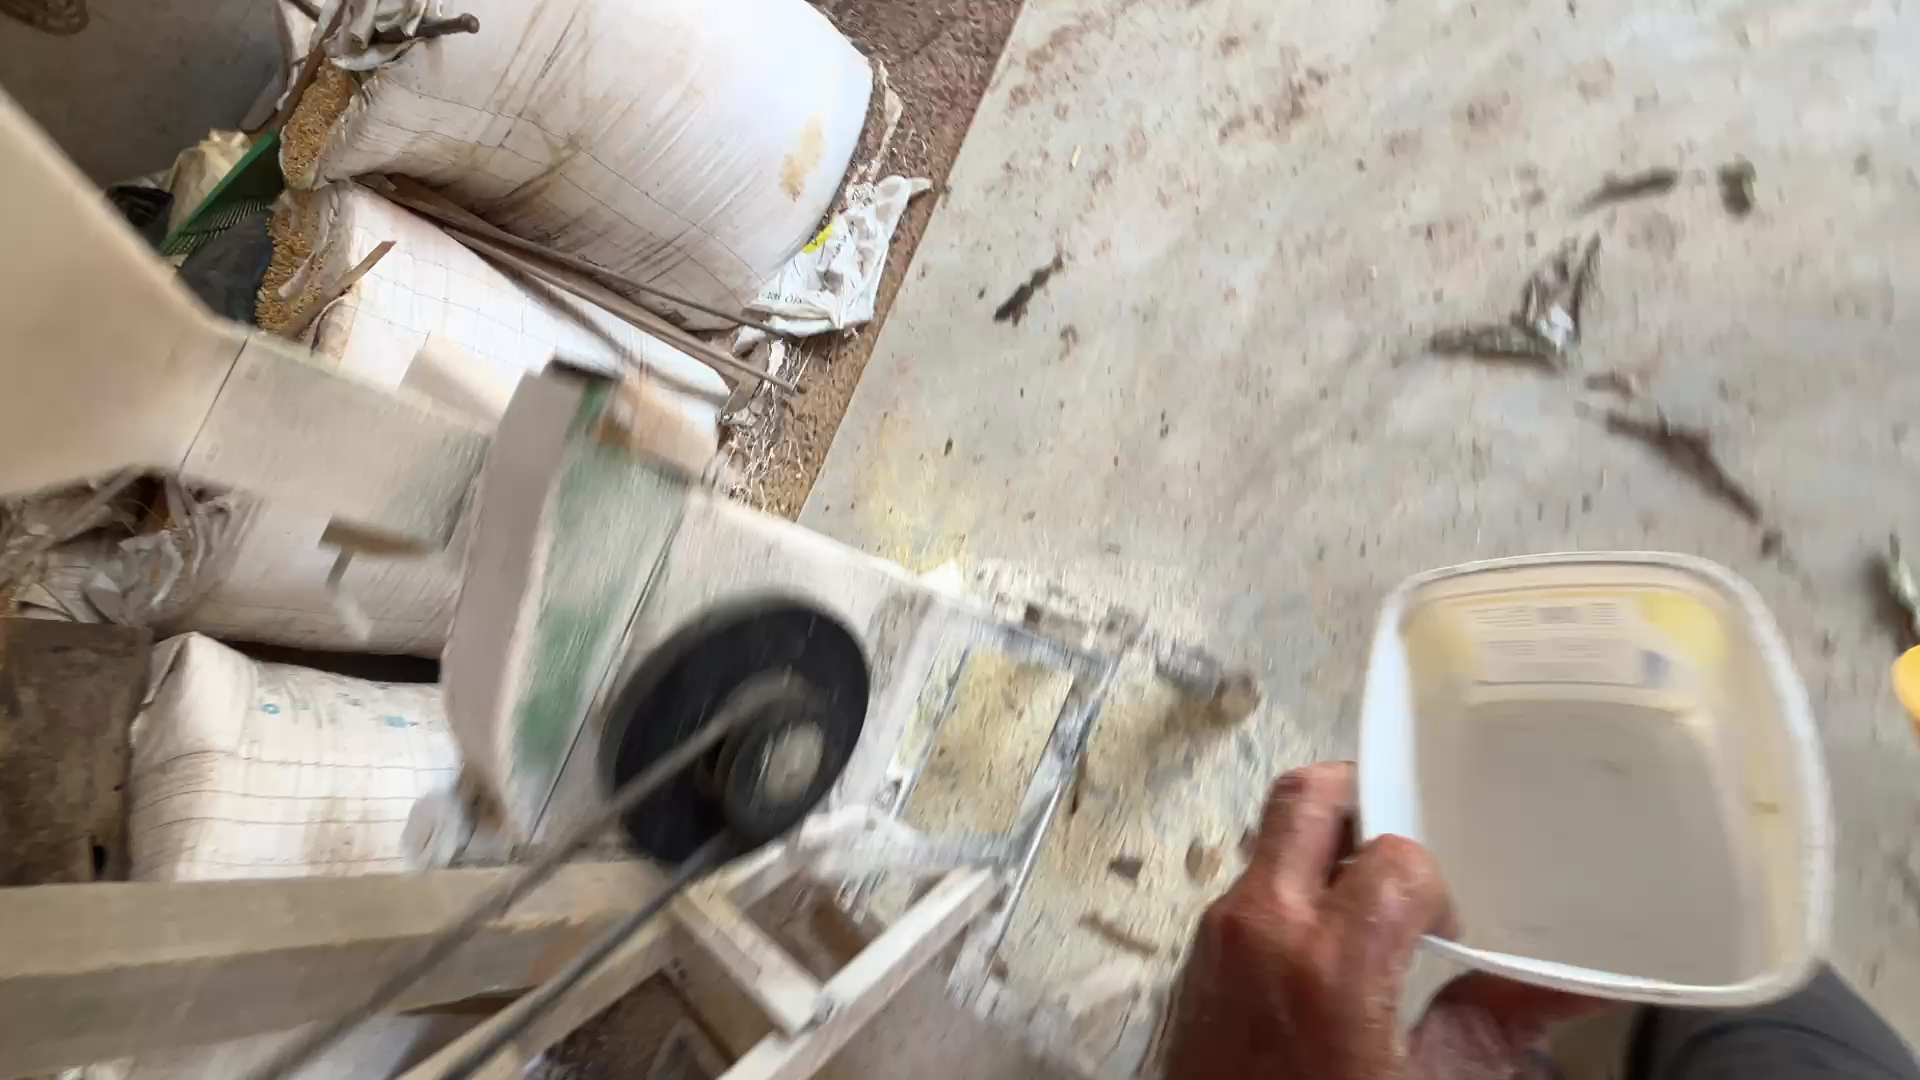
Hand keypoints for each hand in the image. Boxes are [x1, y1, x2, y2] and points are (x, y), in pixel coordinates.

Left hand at [1164, 762, 1597, 1079]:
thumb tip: (1561, 986)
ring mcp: (1220, 924)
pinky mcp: (1201, 939)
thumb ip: (1491, 1027)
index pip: (1393, 858)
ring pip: (1271, 830)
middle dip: (1358, 793)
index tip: (1446, 919)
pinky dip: (1293, 875)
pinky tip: (1329, 922)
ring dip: (1322, 834)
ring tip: (1369, 877)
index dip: (1432, 876)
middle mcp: (1263, 921)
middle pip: (1304, 798)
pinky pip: (1252, 876)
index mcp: (1329, 963)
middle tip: (1400, 825)